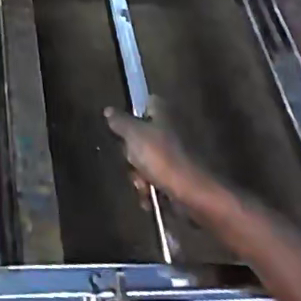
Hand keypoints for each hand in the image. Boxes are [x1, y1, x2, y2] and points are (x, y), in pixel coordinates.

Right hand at [105, 102, 222, 209]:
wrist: (192, 193)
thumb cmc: (162, 157)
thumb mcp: (134, 135)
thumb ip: (120, 122)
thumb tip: (108, 110)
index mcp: (163, 114)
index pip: (146, 103)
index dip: (133, 114)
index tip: (122, 129)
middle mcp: (170, 131)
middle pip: (140, 137)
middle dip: (131, 156)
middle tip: (133, 163)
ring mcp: (174, 155)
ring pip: (145, 161)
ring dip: (139, 177)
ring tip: (144, 186)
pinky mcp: (177, 177)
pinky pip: (155, 180)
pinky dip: (150, 189)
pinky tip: (150, 197)